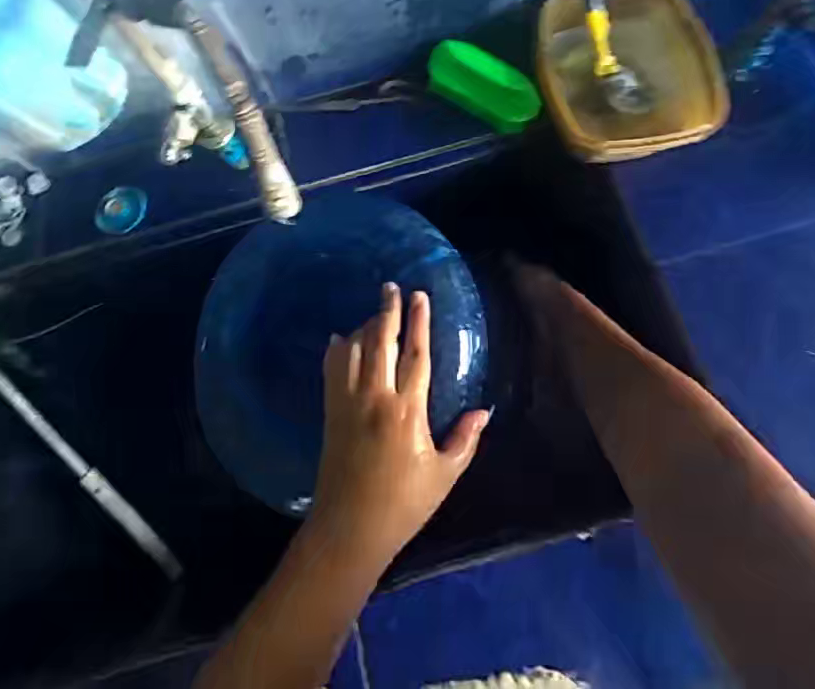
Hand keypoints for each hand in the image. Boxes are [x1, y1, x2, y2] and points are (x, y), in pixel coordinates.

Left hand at [307, 282, 491, 565]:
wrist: (350, 528)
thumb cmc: (403, 504)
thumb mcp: (444, 475)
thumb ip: (465, 440)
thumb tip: (484, 411)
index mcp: (407, 411)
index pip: (416, 355)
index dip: (419, 322)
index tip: (420, 296)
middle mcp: (375, 398)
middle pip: (381, 342)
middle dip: (387, 310)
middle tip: (390, 286)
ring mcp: (348, 403)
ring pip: (354, 351)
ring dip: (364, 327)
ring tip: (375, 313)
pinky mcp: (331, 412)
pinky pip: (331, 371)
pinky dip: (335, 350)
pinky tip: (338, 338)